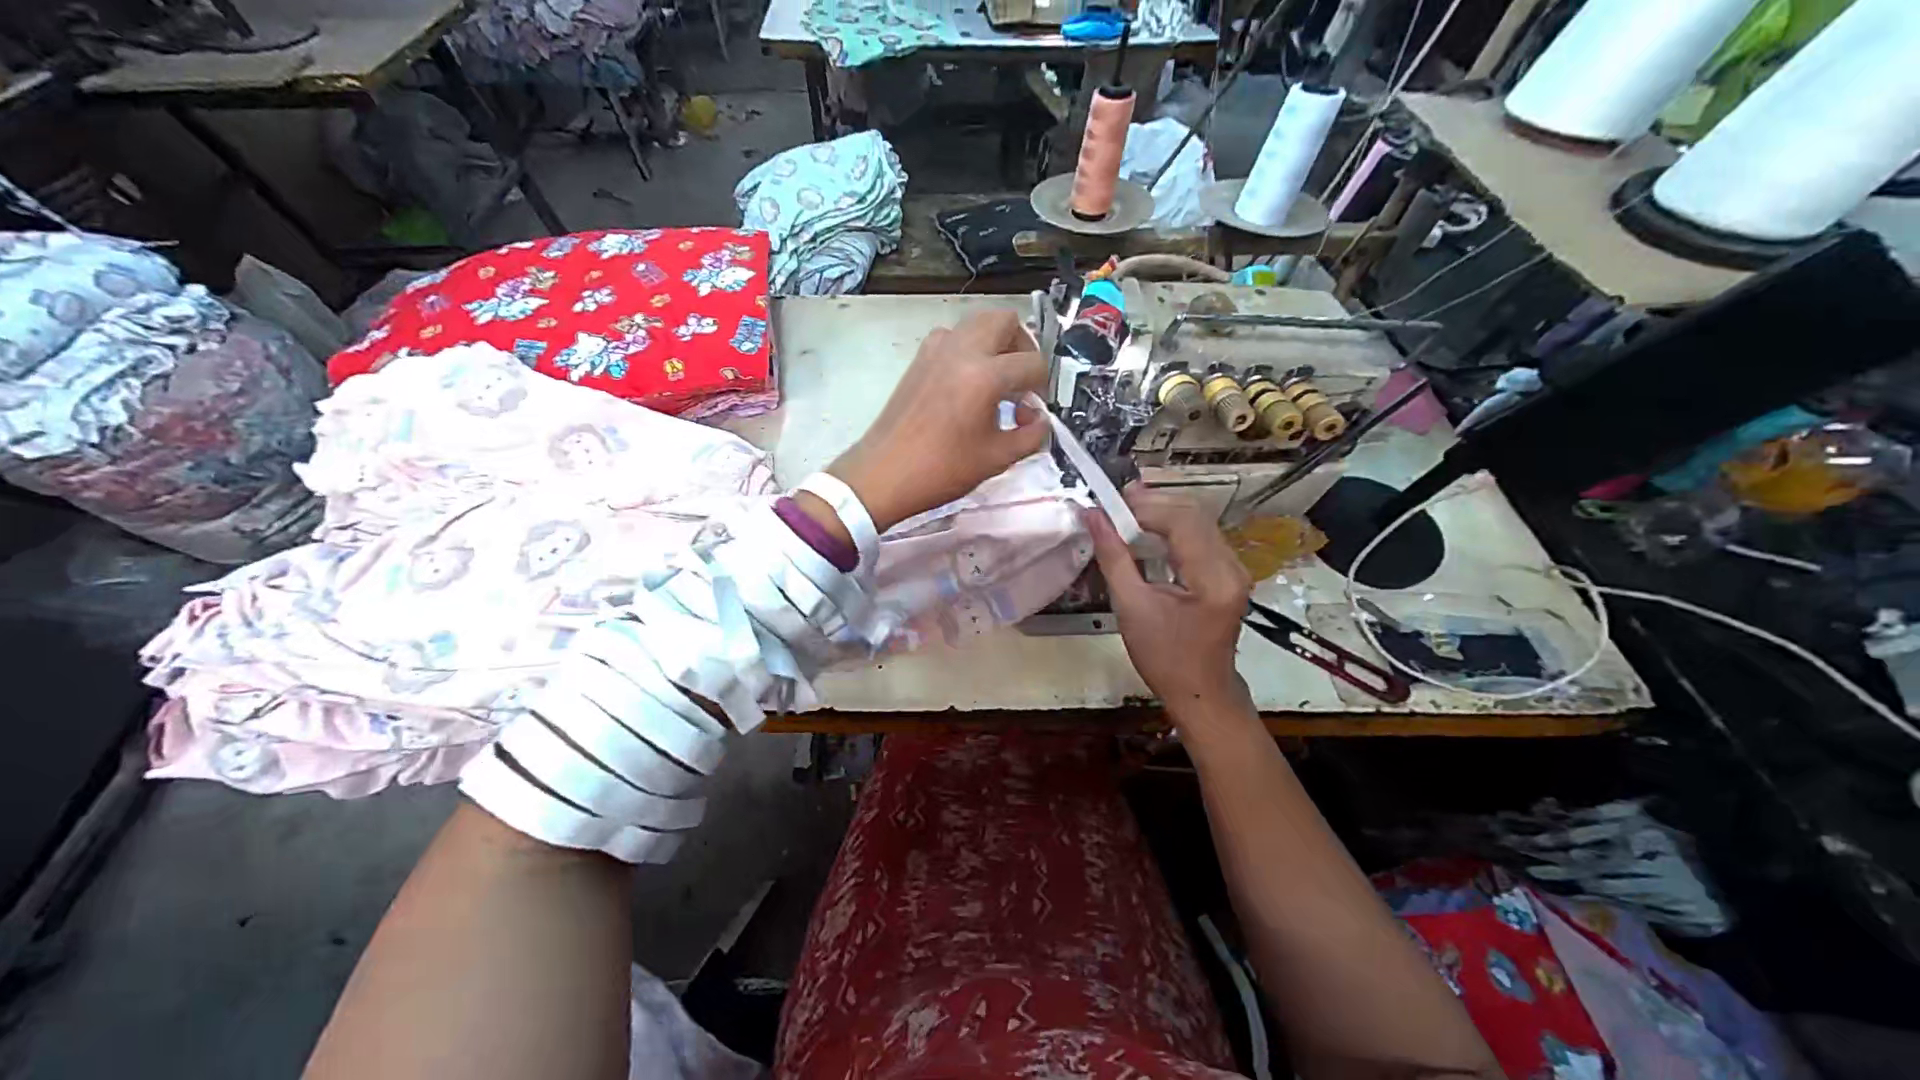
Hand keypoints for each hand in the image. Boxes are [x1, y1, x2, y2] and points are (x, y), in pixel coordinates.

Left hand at [824, 310, 1048, 531]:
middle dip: (1022, 347)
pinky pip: (953, 337)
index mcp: (984, 375)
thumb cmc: (941, 470)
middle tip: (1022, 381)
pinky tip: (968, 385)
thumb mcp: (997, 459)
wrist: (883, 475)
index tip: (1036, 408)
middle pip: (1006, 321)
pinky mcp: (919, 358)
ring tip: (996, 382)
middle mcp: (961, 351)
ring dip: (995, 344)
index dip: (1042, 385)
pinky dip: (969, 350)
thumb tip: (1039, 420)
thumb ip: (1031, 435)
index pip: (1032, 363)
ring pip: (977, 323)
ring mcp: (936, 350)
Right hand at [1086, 484, 1256, 724]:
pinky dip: (1172, 526)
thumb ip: (1113, 557)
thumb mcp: (1131, 607)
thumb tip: (1092, 516)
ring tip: (1125, 511)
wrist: (1200, 691)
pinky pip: (1200, 535)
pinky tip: (1146, 530)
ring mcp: (1234, 568)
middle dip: (1153, 502)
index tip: (1108, 505)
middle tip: (1114, 502)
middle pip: (1194, 513)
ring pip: (1199, 520)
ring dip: (1162, 511)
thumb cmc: (1164, 657)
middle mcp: (1231, 566)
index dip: (1144, 507)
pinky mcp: (1227, 572)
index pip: (1182, 521)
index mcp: (1213, 578)